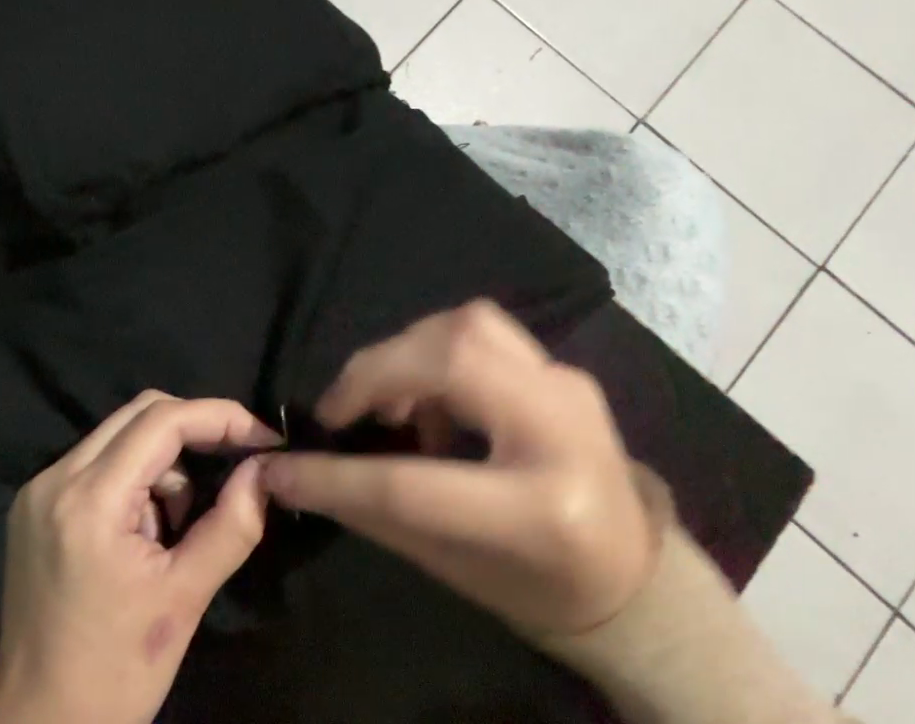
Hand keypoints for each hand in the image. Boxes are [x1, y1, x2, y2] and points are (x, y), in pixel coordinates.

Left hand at [0, 392, 281, 723]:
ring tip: (181, 526)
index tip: (264, 438)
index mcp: (90, 499)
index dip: (220, 418)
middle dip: (194, 432)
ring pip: (116, 435)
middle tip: (235, 467)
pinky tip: (147, 529)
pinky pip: (95, 463)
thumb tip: (264, 469)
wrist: (38, 718)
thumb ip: (230, 526)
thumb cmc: (116, 669)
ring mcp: (38, 489)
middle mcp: (56, 477)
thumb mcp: (184, 599)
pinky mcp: (32, 505)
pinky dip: (133, 478)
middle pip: (138, 413)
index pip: (162, 420)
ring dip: (162, 461)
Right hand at [262, 300, 655, 633]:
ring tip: (385, 401)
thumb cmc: (537, 588)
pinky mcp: (561, 370)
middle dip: (374, 374)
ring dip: (404, 354)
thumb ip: (371, 512)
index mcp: (540, 511)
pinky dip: (432, 352)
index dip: (334, 475)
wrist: (633, 576)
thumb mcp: (450, 568)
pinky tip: (424, 397)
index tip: (281, 467)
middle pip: (452, 360)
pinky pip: (481, 333)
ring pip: (467, 326)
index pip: (412, 484)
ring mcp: (569, 389)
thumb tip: (294, 475)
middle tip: (338, 411)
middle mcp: (562, 433)